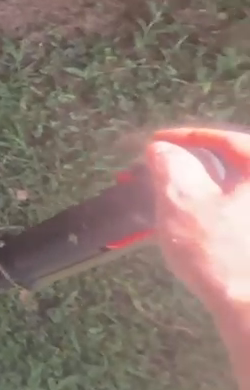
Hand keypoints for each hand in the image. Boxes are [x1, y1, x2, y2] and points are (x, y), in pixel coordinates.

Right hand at [146, 127, 249, 317]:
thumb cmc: (224, 252)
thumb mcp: (181, 201)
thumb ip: (171, 165)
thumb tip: (166, 150)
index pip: (231, 141)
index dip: (187, 137)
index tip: (154, 143)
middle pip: (237, 170)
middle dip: (189, 169)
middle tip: (150, 177)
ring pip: (237, 197)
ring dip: (198, 194)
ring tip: (161, 206)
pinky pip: (240, 220)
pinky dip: (216, 218)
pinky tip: (190, 231)